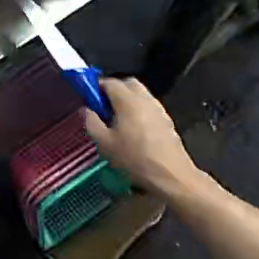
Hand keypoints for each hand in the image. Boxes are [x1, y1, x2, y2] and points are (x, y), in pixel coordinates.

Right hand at [83, 78, 204, 197]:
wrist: (171, 175)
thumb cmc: (134, 159)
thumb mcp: (104, 143)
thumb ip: (91, 122)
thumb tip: (87, 110)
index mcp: (128, 101)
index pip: (109, 82)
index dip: (96, 88)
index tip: (89, 100)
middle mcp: (145, 99)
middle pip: (127, 84)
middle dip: (113, 91)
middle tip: (103, 109)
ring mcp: (158, 109)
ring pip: (140, 95)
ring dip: (127, 101)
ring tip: (117, 122)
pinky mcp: (166, 120)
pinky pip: (148, 107)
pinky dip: (138, 111)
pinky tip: (133, 131)